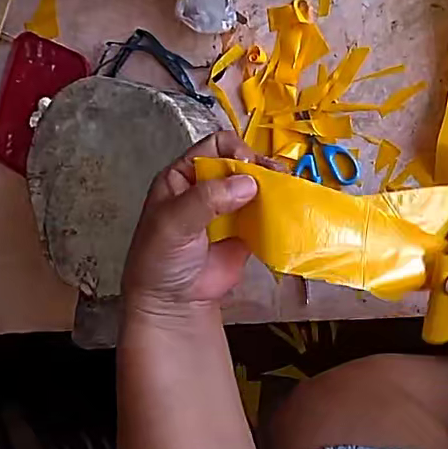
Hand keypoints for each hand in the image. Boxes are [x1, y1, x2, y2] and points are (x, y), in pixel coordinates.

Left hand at [121, 131, 275, 318]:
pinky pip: (267, 209)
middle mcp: (208, 186)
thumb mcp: (173, 224)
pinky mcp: (248, 227)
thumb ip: (206, 200)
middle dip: (259, 166)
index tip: (248, 166)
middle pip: (242, 161)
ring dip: (274, 184)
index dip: (234, 149)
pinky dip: (279, 206)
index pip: (214, 146)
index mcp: (184, 176)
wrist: (174, 303)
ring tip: (286, 190)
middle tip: (274, 177)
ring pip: (258, 183)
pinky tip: (287, 207)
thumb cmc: (160, 260)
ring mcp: (230, 207)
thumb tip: (249, 182)